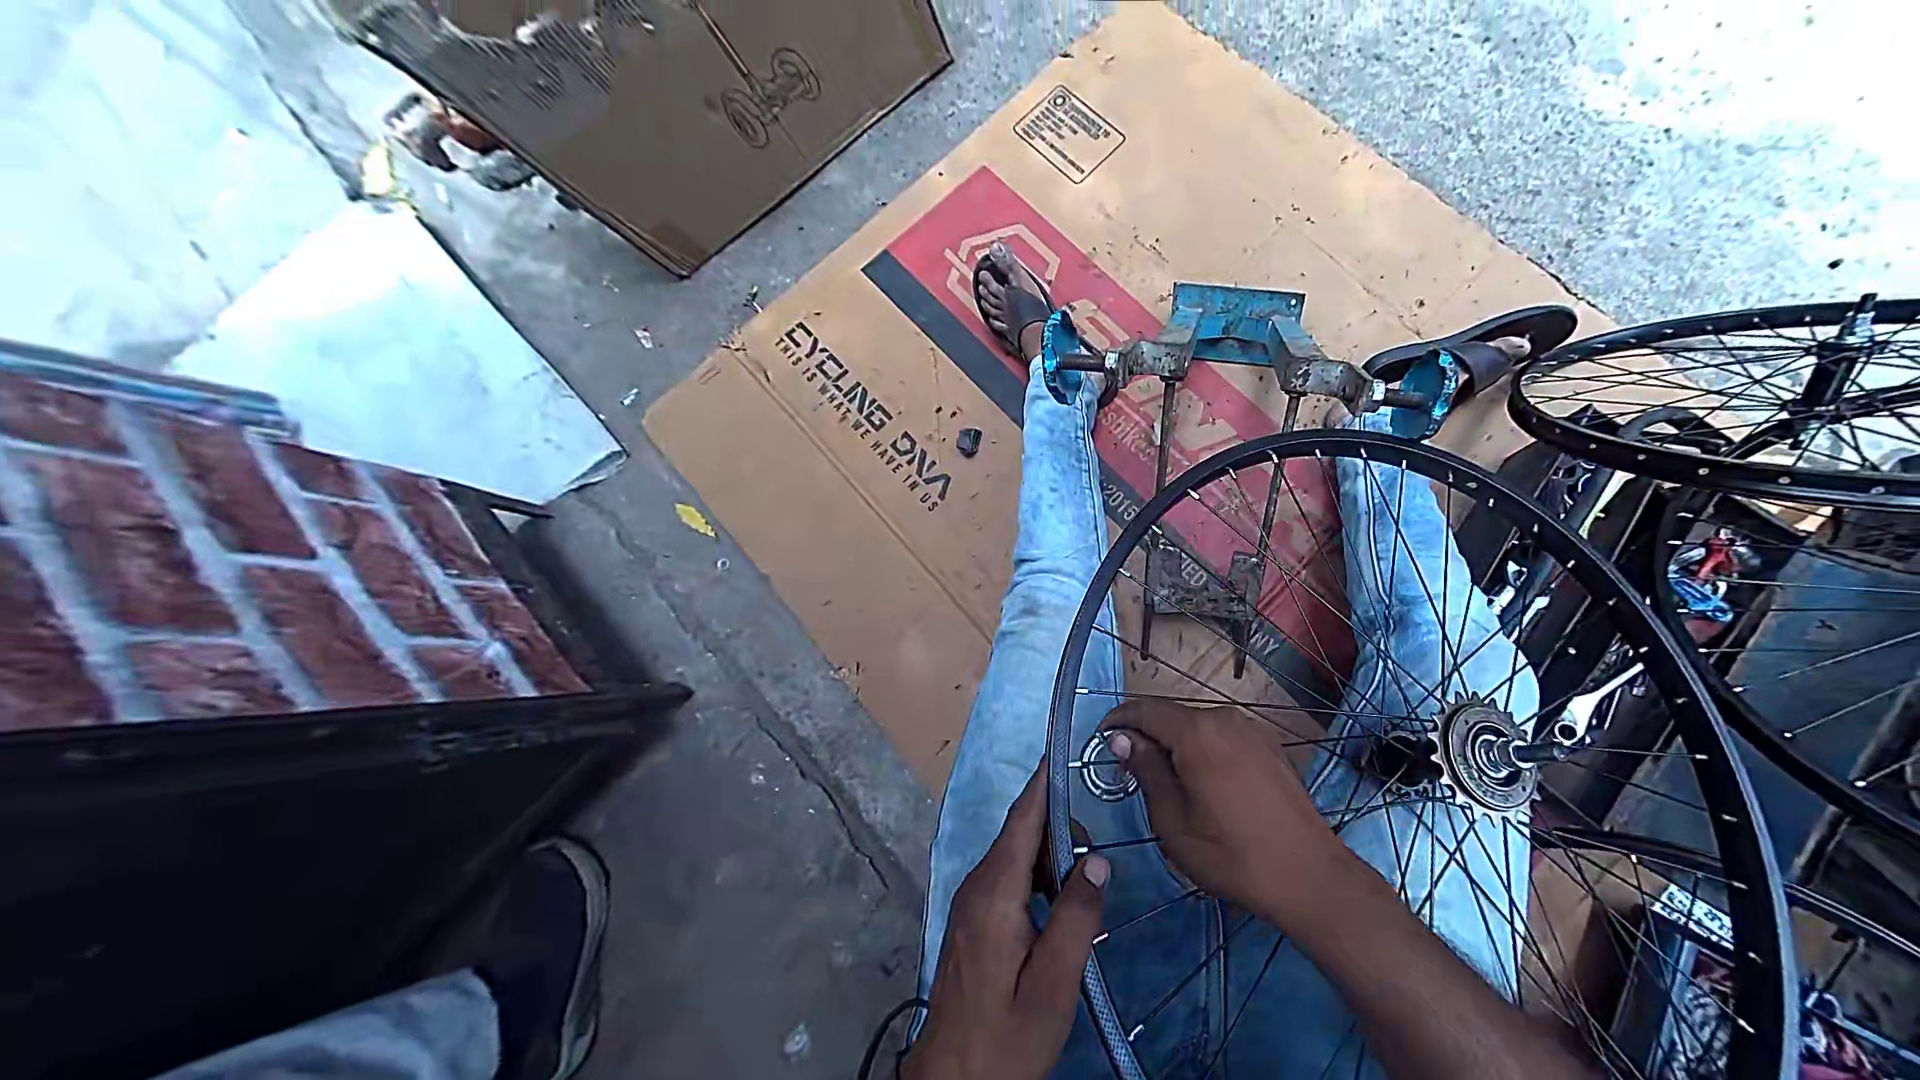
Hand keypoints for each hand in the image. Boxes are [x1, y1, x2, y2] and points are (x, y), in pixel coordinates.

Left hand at [902, 766, 1108, 1079]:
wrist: (951, 1077)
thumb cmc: (1005, 1036)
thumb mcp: (1052, 984)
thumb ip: (1075, 920)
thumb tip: (1096, 861)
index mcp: (995, 892)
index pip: (1022, 820)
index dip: (1042, 783)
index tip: (1062, 750)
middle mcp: (978, 884)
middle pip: (1019, 832)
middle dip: (1056, 820)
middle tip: (1097, 834)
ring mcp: (972, 900)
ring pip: (1014, 853)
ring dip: (1049, 849)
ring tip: (1085, 866)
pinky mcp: (974, 917)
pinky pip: (1008, 875)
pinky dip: (1037, 871)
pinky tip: (1060, 893)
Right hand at [1102, 700, 1354, 927]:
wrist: (1311, 878)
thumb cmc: (1231, 854)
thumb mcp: (1172, 820)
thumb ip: (1146, 770)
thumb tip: (1122, 738)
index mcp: (1196, 732)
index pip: (1144, 709)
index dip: (1118, 720)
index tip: (1101, 739)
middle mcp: (1224, 719)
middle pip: (1171, 713)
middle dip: (1145, 732)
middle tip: (1128, 764)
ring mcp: (1252, 730)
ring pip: (1197, 723)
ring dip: (1174, 740)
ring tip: (1162, 774)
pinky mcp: (1270, 746)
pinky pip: (1222, 735)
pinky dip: (1201, 746)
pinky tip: (1200, 778)